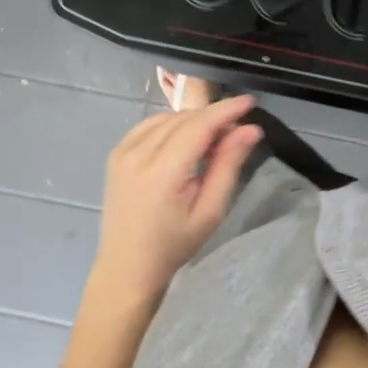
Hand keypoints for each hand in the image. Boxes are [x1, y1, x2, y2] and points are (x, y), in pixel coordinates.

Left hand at [92, 95, 261, 300]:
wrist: (126, 266)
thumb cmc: (173, 245)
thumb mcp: (209, 211)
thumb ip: (228, 166)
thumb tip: (250, 129)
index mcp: (162, 171)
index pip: (199, 125)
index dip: (225, 110)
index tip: (250, 101)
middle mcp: (138, 152)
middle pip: (184, 118)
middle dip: (213, 117)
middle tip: (236, 131)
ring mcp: (123, 150)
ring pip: (167, 118)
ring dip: (193, 121)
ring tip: (212, 140)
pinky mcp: (116, 152)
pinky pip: (150, 125)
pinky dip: (172, 125)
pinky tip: (184, 140)